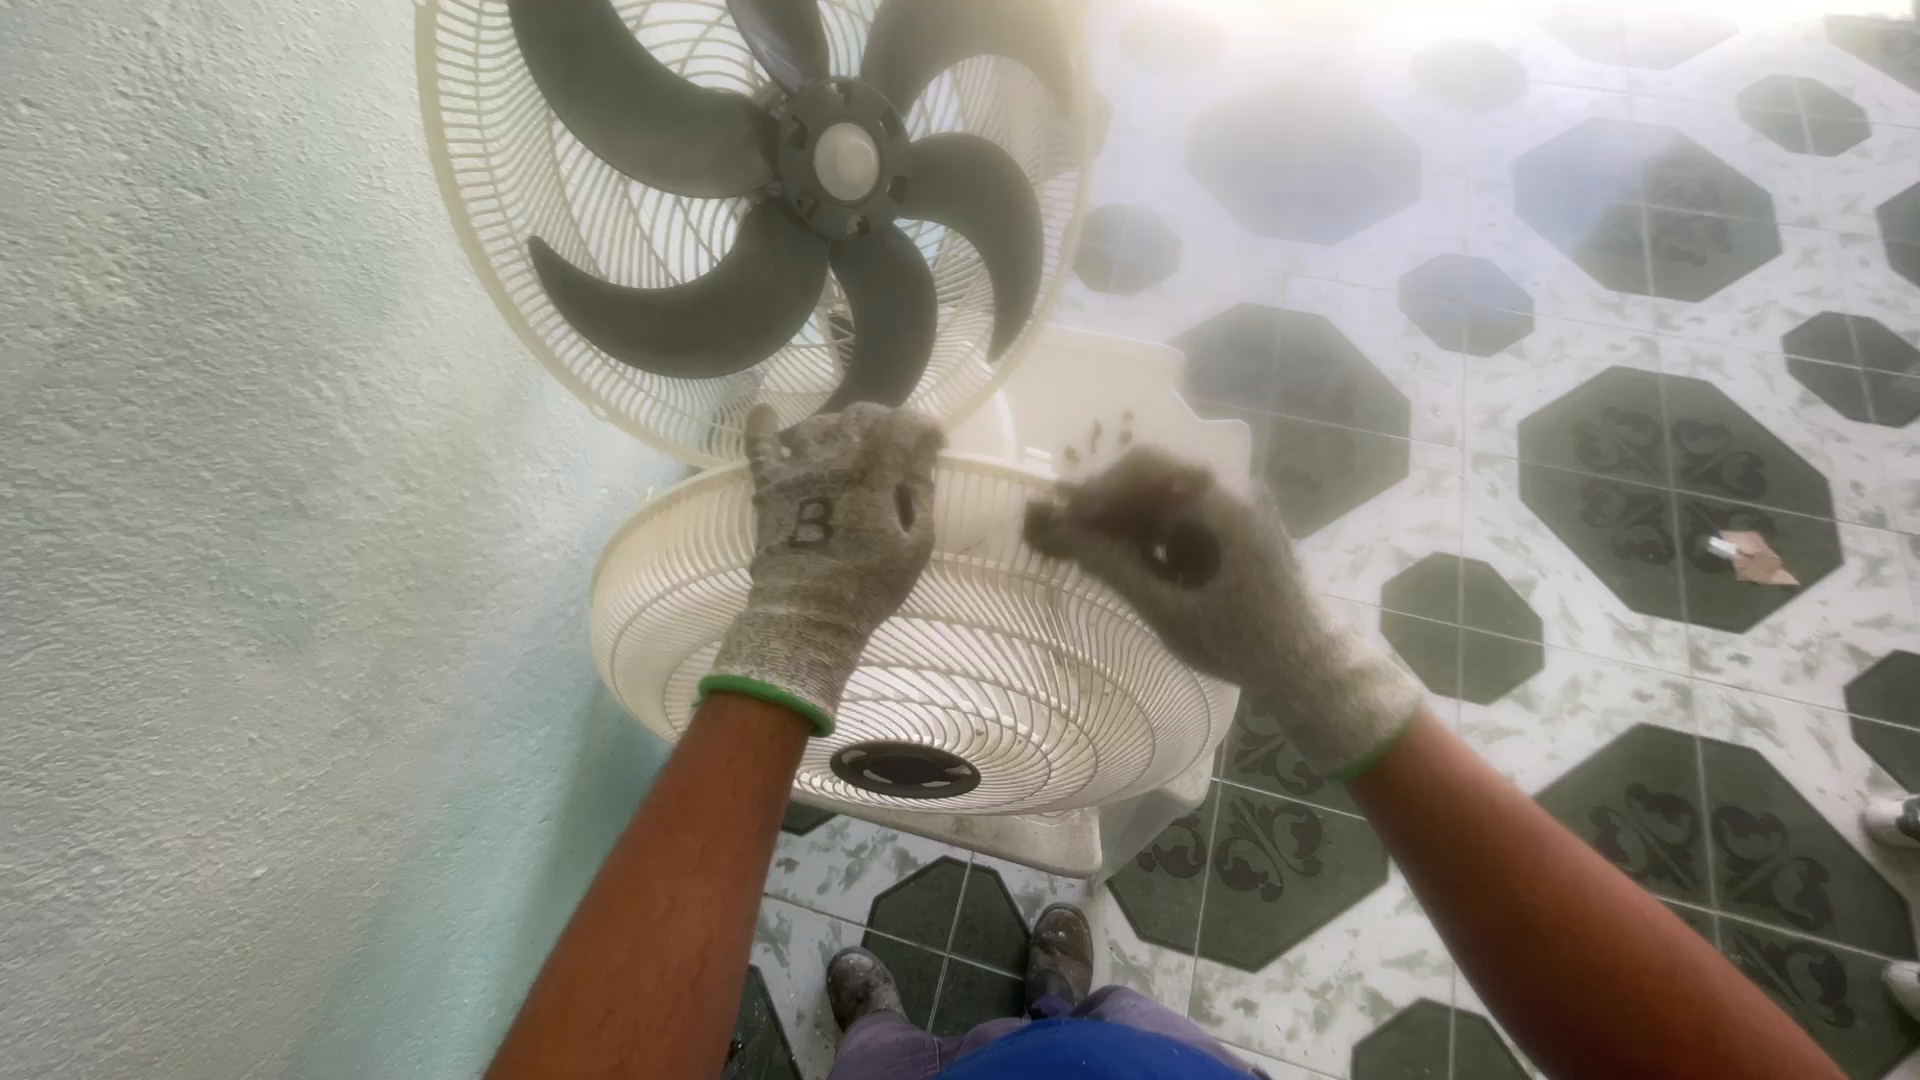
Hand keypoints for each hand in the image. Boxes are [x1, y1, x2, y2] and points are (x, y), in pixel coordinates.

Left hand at [700, 402, 945, 735]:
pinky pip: (761, 445)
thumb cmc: (869, 586)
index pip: (901, 426)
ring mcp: (795, 469)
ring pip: (818, 423)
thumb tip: (922, 458)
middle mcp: (833, 459)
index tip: (937, 443)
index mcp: (872, 474)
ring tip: (854, 442)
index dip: (924, 426)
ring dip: (842, 424)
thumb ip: (920, 494)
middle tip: (900, 444)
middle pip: (861, 415)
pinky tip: (769, 412)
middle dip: (888, 421)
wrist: (807, 615)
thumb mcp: (915, 545)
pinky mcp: (768, 486)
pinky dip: (764, 425)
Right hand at [1023, 446, 1421, 777]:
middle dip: (1105, 504)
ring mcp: (1236, 507)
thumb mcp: (1170, 612)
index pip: (1144, 469)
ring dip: (1124, 518)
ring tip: (1090, 551)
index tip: (1063, 522)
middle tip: (1068, 536)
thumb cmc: (1244, 646)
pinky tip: (1130, 561)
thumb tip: (1063, 535)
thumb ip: (1115, 569)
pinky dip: (1148, 532)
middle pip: (1151, 476)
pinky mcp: (1235, 526)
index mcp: (1222, 505)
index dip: (1096, 490)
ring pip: (1162, 495)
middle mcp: (1231, 491)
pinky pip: (1180, 514)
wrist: (1311, 669)